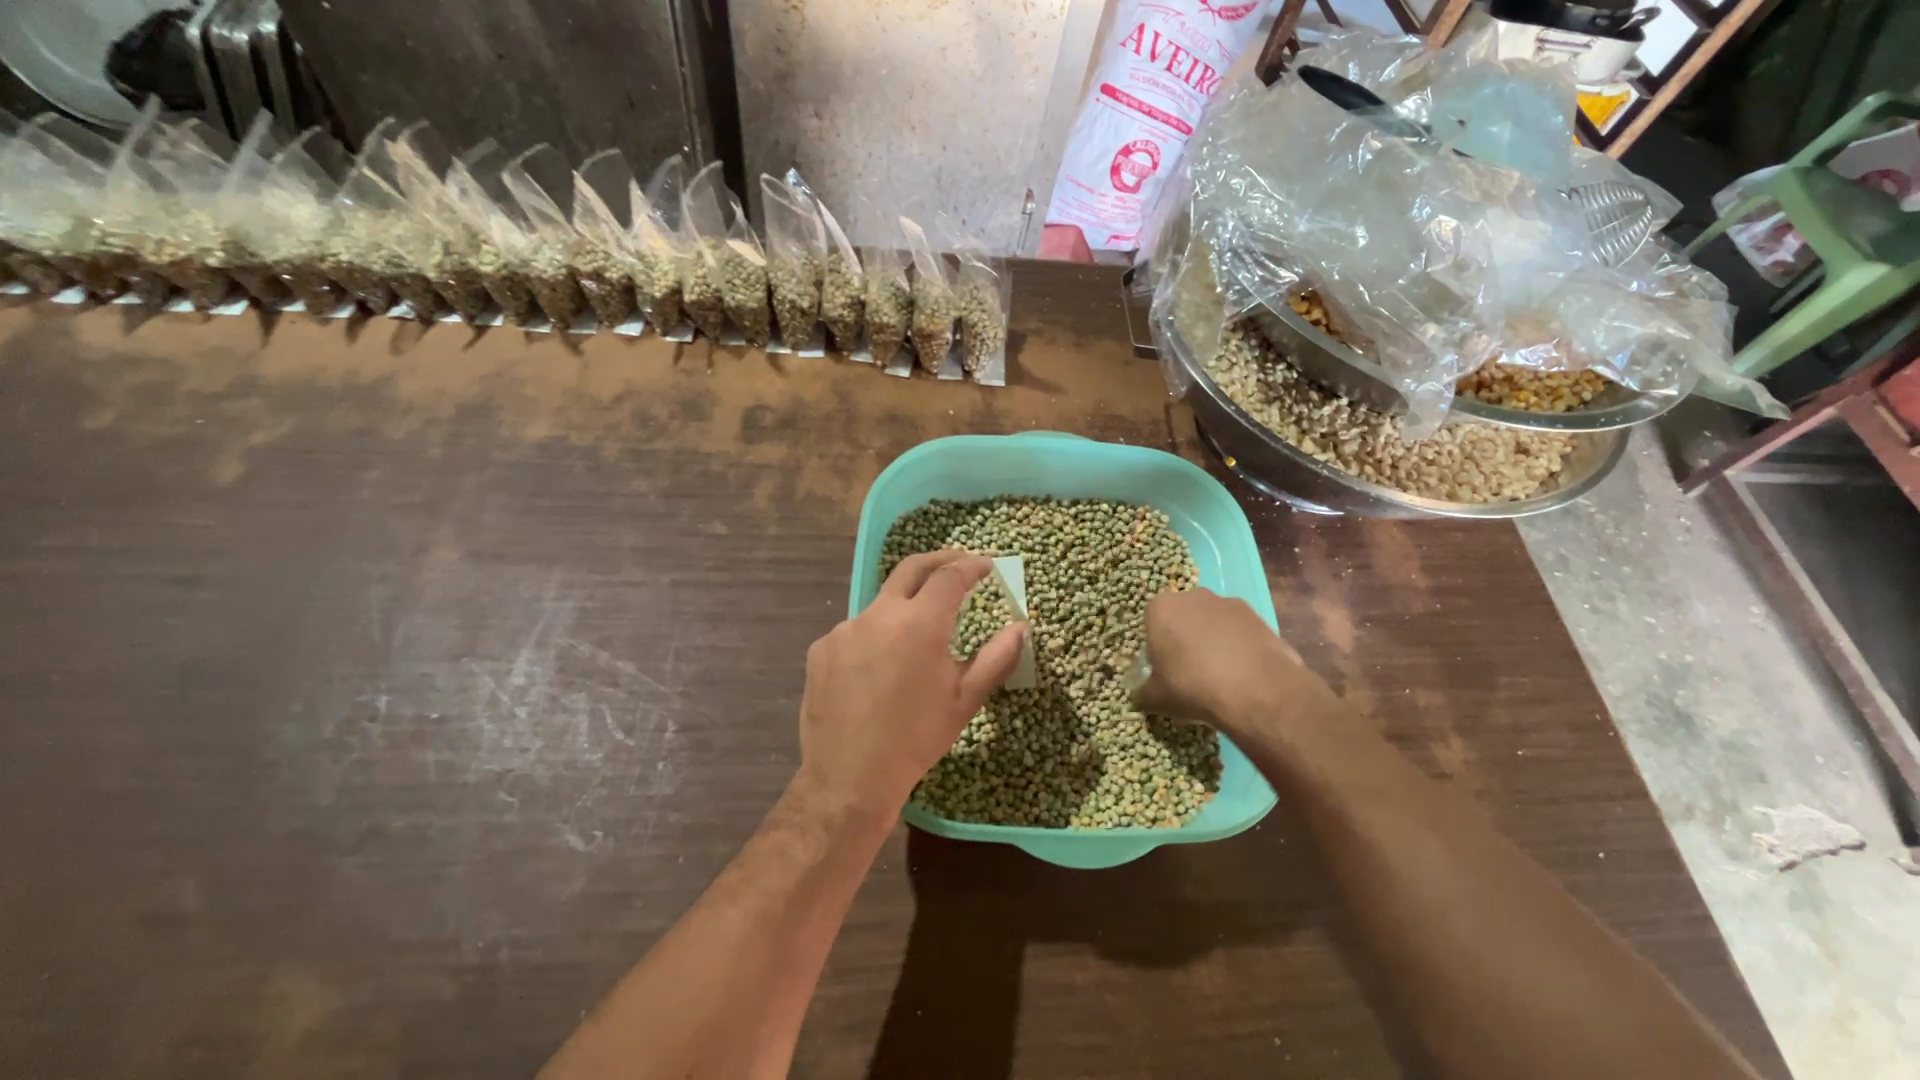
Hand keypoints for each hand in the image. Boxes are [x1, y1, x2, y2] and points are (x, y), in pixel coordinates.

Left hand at [796, 551, 1026, 815]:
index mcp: (920, 624)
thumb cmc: (916, 740)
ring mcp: (845, 629)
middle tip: (958, 565)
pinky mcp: (821, 649)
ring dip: (903, 611)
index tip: (986, 566)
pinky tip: (879, 670)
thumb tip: (1019, 628)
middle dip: (939, 561)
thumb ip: (996, 658)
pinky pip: (855, 632)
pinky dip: (874, 638)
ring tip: (916, 641)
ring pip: (881, 606)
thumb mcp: (964, 701)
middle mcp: (879, 614)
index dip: (971, 566)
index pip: (949, 576)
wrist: (850, 777)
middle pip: (911, 569)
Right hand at [1133, 588, 1305, 734]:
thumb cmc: (1193, 687)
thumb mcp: (1155, 698)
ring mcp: (1229, 603)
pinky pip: (1239, 631)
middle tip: (1189, 671)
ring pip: (1213, 622)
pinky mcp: (1259, 616)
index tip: (1163, 668)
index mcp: (1162, 608)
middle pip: (1183, 617)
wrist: (1256, 691)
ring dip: (1213, 641)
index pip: (1151, 621)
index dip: (1156, 645)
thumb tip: (1140, 696)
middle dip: (1185, 638)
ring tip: (1220, 676)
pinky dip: (1238, 646)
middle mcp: (1194, 596)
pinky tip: (1242, 673)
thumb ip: (1143, 693)